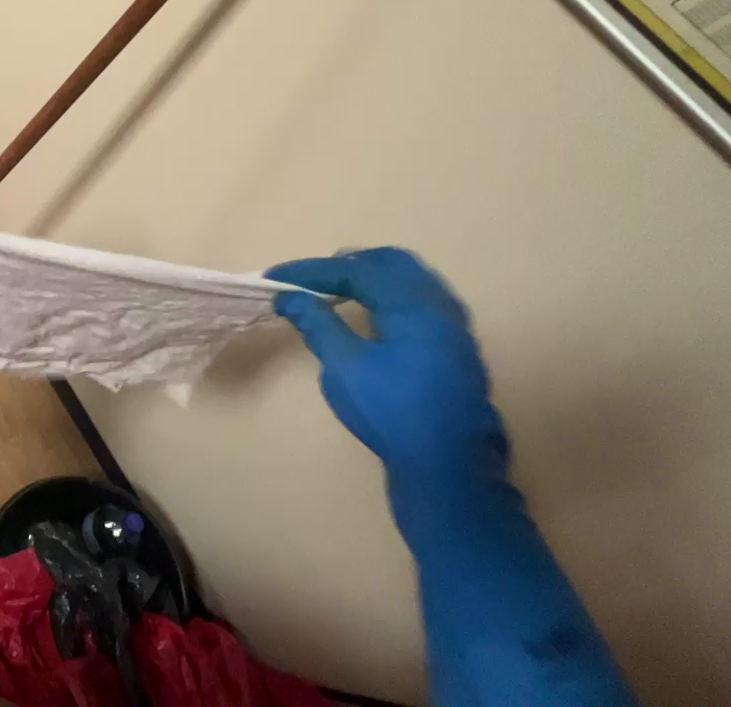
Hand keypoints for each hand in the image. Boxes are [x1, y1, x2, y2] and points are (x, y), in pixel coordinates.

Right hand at [265, 248, 507, 492]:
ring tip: (335, 292)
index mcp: (412, 304)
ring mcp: (453, 326)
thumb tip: (289, 297)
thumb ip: (316, 324)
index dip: (310, 271)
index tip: (275, 278)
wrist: (449, 466)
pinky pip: (420, 299)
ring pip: (410, 279)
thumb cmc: (391, 411)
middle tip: (310, 279)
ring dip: (370, 278)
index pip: (355, 270)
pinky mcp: (455, 346)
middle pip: (391, 263)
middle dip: (346, 264)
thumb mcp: (343, 366)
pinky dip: (388, 294)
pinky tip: (369, 316)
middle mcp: (438, 305)